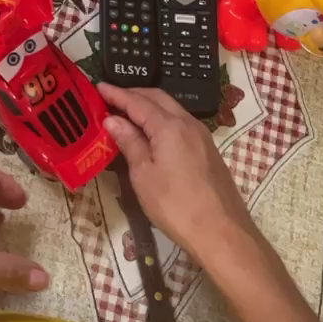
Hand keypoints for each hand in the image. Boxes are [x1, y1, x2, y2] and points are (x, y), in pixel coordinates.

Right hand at [98, 83, 256, 260]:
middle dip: (133, 94)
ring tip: (127, 113)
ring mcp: (202, 136)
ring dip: (149, 106)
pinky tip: (152, 133)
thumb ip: (129, 143)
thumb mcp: (144, 176)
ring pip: (171, 110)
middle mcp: (188, 123)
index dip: (116, 94)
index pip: (137, 102)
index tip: (98, 86)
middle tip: (111, 98)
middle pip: (157, 98)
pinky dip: (162, 119)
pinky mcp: (208, 151)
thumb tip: (113, 120)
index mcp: (169, 126)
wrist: (224, 235)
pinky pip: (180, 123)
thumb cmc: (177, 206)